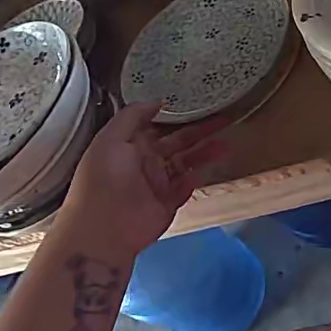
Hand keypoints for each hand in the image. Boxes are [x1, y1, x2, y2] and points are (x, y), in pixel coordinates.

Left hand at [60, 103, 229, 256]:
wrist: (105, 229)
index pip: (158, 126)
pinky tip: (206, 171)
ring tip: (226, 144)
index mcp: (131, 145)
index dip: (177, 115)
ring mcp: (157, 184)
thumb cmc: (104, 180)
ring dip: (205, 154)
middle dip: (200, 132)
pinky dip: (194, 180)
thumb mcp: (111, 139)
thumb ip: (132, 116)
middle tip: (224, 119)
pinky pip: (185, 189)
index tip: (198, 103)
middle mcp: (145, 162)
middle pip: (178, 143)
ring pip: (186, 164)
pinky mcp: (167, 205)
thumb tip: (156, 102)